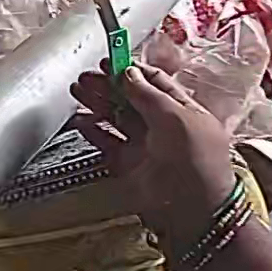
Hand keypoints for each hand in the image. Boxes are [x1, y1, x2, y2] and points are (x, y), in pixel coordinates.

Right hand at [69, 63, 236, 255]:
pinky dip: (91, 129)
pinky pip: (105, 141)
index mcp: (182, 110)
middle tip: (86, 77)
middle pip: (129, 98)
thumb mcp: (176, 117)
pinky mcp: (126, 161)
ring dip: (95, 102)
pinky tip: (81, 120)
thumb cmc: (195, 160)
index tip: (109, 62)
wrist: (191, 208)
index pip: (154, 82)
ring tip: (77, 91)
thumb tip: (128, 72)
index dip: (131, 70)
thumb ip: (148, 94)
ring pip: (114, 117)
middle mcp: (161, 125)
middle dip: (107, 85)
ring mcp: (143, 143)